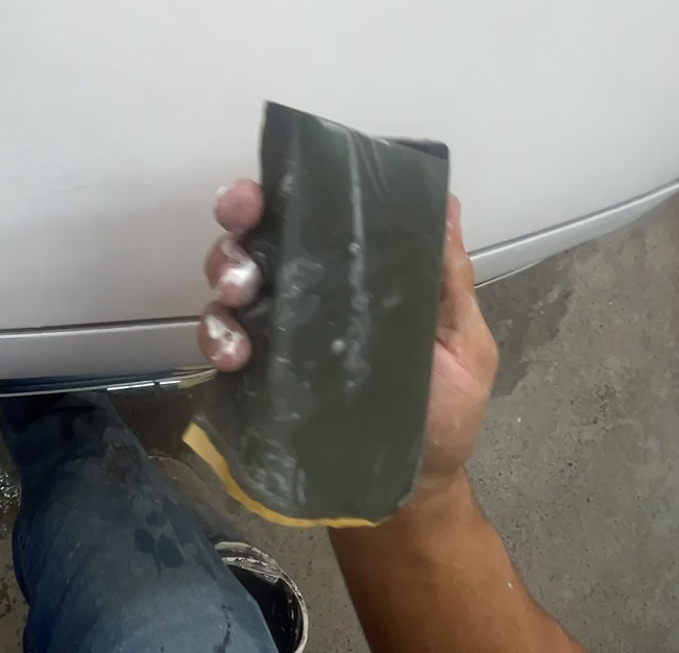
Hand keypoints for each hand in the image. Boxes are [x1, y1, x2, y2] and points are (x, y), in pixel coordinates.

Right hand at [198, 183, 499, 498]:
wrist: (414, 487)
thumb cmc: (444, 408)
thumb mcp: (462, 341)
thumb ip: (447, 280)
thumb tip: (448, 204)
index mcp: (348, 270)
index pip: (303, 214)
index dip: (275, 193)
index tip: (262, 190)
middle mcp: (302, 290)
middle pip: (254, 240)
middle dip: (238, 227)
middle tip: (245, 240)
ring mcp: (273, 331)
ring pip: (228, 283)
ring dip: (224, 277)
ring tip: (239, 294)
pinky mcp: (254, 374)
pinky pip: (219, 342)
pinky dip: (216, 338)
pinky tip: (235, 352)